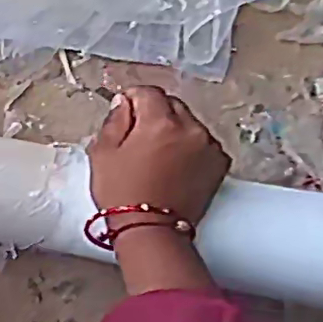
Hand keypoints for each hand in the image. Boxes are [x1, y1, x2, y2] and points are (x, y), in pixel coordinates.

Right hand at [89, 86, 229, 221]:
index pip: (149, 93)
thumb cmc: (120, 191)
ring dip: (171, 130)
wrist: (151, 228)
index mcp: (159, 123)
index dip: (131, 97)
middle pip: (172, 105)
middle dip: (153, 112)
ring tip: (153, 154)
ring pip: (188, 124)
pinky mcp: (220, 163)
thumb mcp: (102, 154)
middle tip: (134, 135)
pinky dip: (186, 147)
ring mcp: (210, 145)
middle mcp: (191, 128)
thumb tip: (124, 102)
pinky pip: (201, 143)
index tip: (122, 108)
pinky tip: (170, 165)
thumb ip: (114, 121)